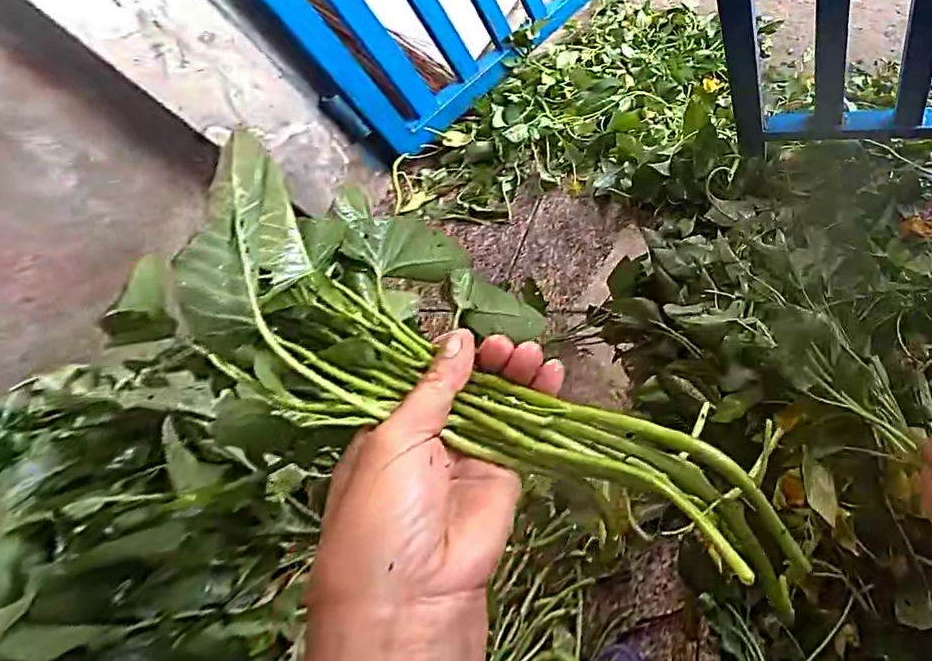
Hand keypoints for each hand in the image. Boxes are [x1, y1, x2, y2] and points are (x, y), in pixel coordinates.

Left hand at [306, 331, 565, 660]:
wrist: (416, 596)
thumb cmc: (380, 521)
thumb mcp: (392, 442)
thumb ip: (432, 388)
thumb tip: (457, 340)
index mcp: (391, 430)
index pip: (426, 378)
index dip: (449, 354)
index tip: (469, 335)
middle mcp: (431, 438)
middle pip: (468, 384)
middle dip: (487, 360)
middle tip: (503, 345)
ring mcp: (470, 452)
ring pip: (499, 399)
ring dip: (516, 371)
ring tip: (528, 353)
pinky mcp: (505, 468)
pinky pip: (525, 424)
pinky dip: (541, 396)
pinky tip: (551, 373)